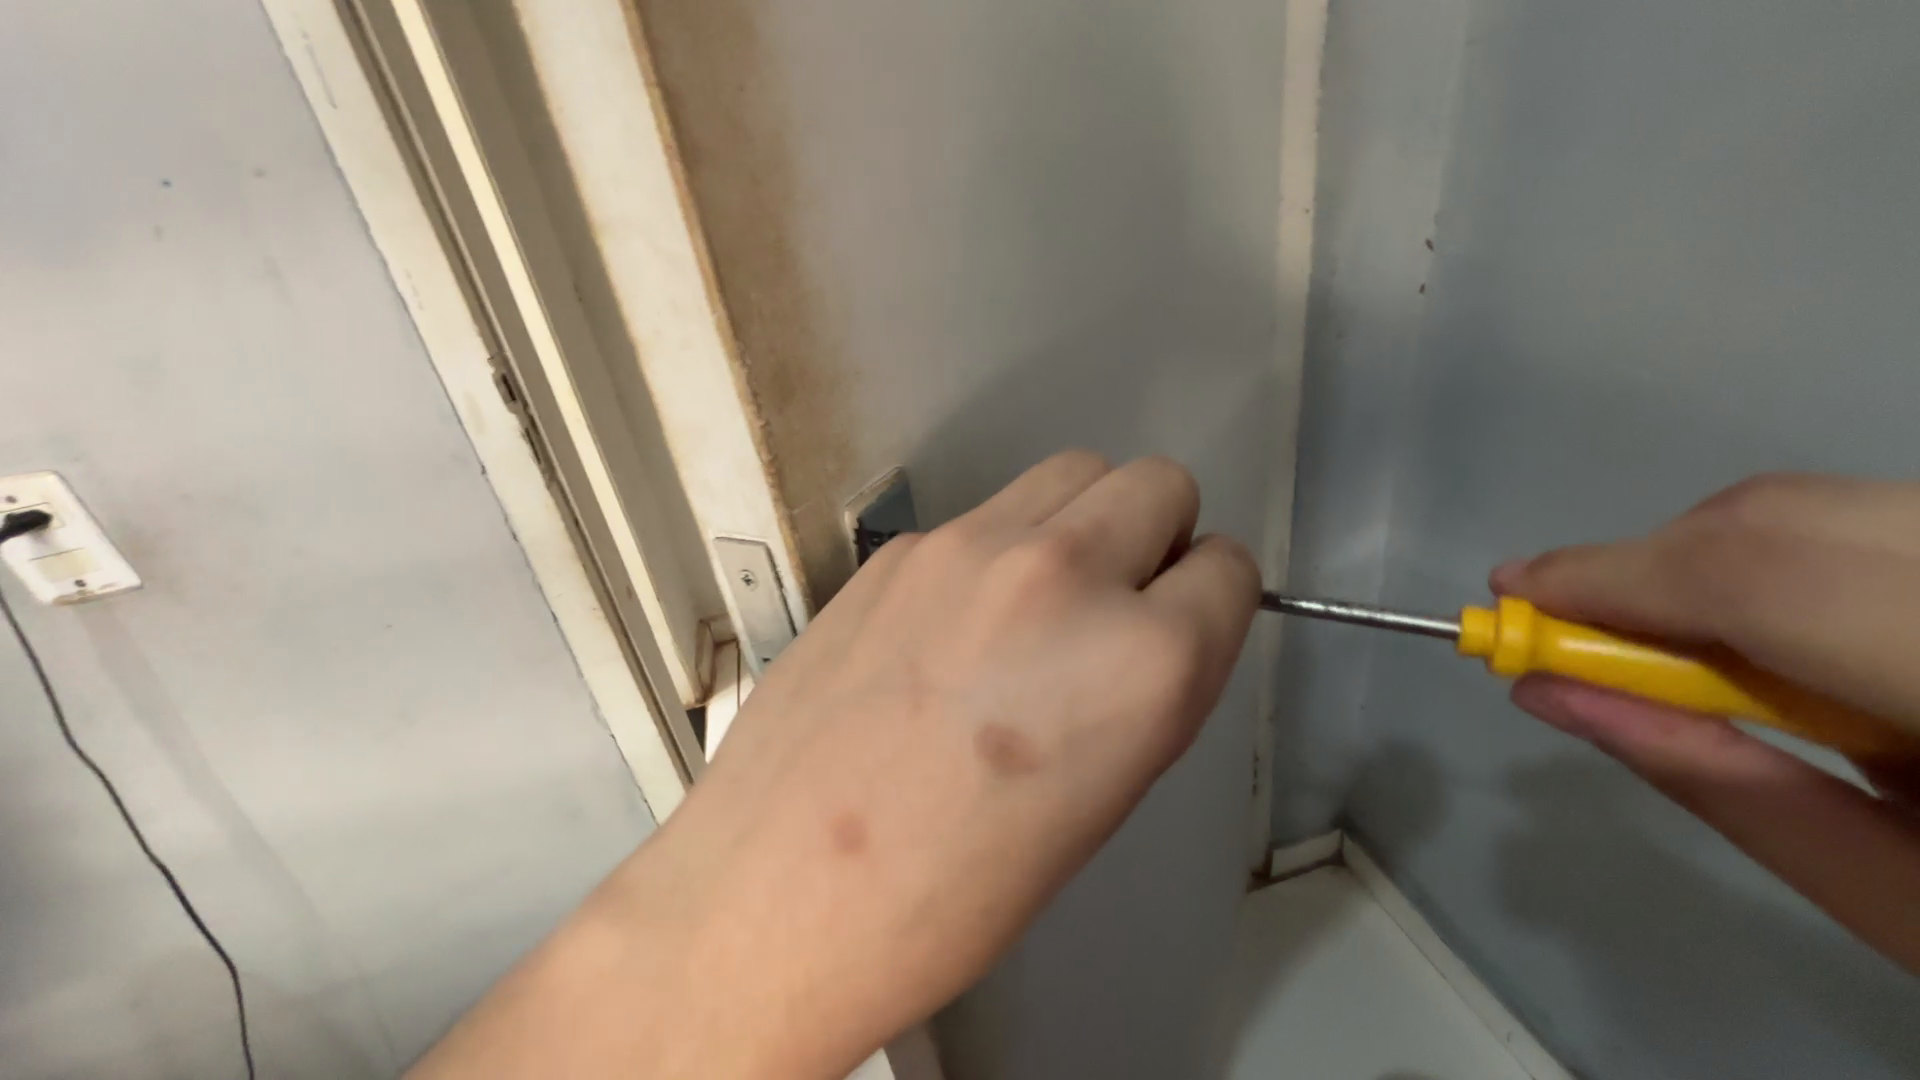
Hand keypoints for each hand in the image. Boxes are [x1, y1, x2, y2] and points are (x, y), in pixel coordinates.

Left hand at [411, 453, 1259, 1078]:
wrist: (781, 888)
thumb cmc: (957, 891)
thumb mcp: (1102, 797)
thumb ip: (1146, 686)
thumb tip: (1153, 628)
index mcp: (1141, 660)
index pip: (1228, 568)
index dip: (1210, 599)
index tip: (1182, 622)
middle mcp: (1062, 576)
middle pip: (1156, 482)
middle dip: (1156, 535)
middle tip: (1115, 602)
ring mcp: (966, 548)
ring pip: (1069, 473)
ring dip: (1080, 522)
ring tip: (1037, 603)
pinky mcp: (895, 550)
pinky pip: (982, 516)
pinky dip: (995, 550)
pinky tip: (951, 626)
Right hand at [1495, 473, 1919, 971]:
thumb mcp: (1886, 897)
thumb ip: (1706, 775)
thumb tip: (1546, 691)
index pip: (1761, 577)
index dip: (1611, 574)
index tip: (1510, 596)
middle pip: (1785, 518)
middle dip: (1649, 567)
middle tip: (1582, 635)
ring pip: (1826, 507)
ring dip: (1712, 568)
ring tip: (1697, 657)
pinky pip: (1874, 523)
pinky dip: (1783, 565)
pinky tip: (1798, 644)